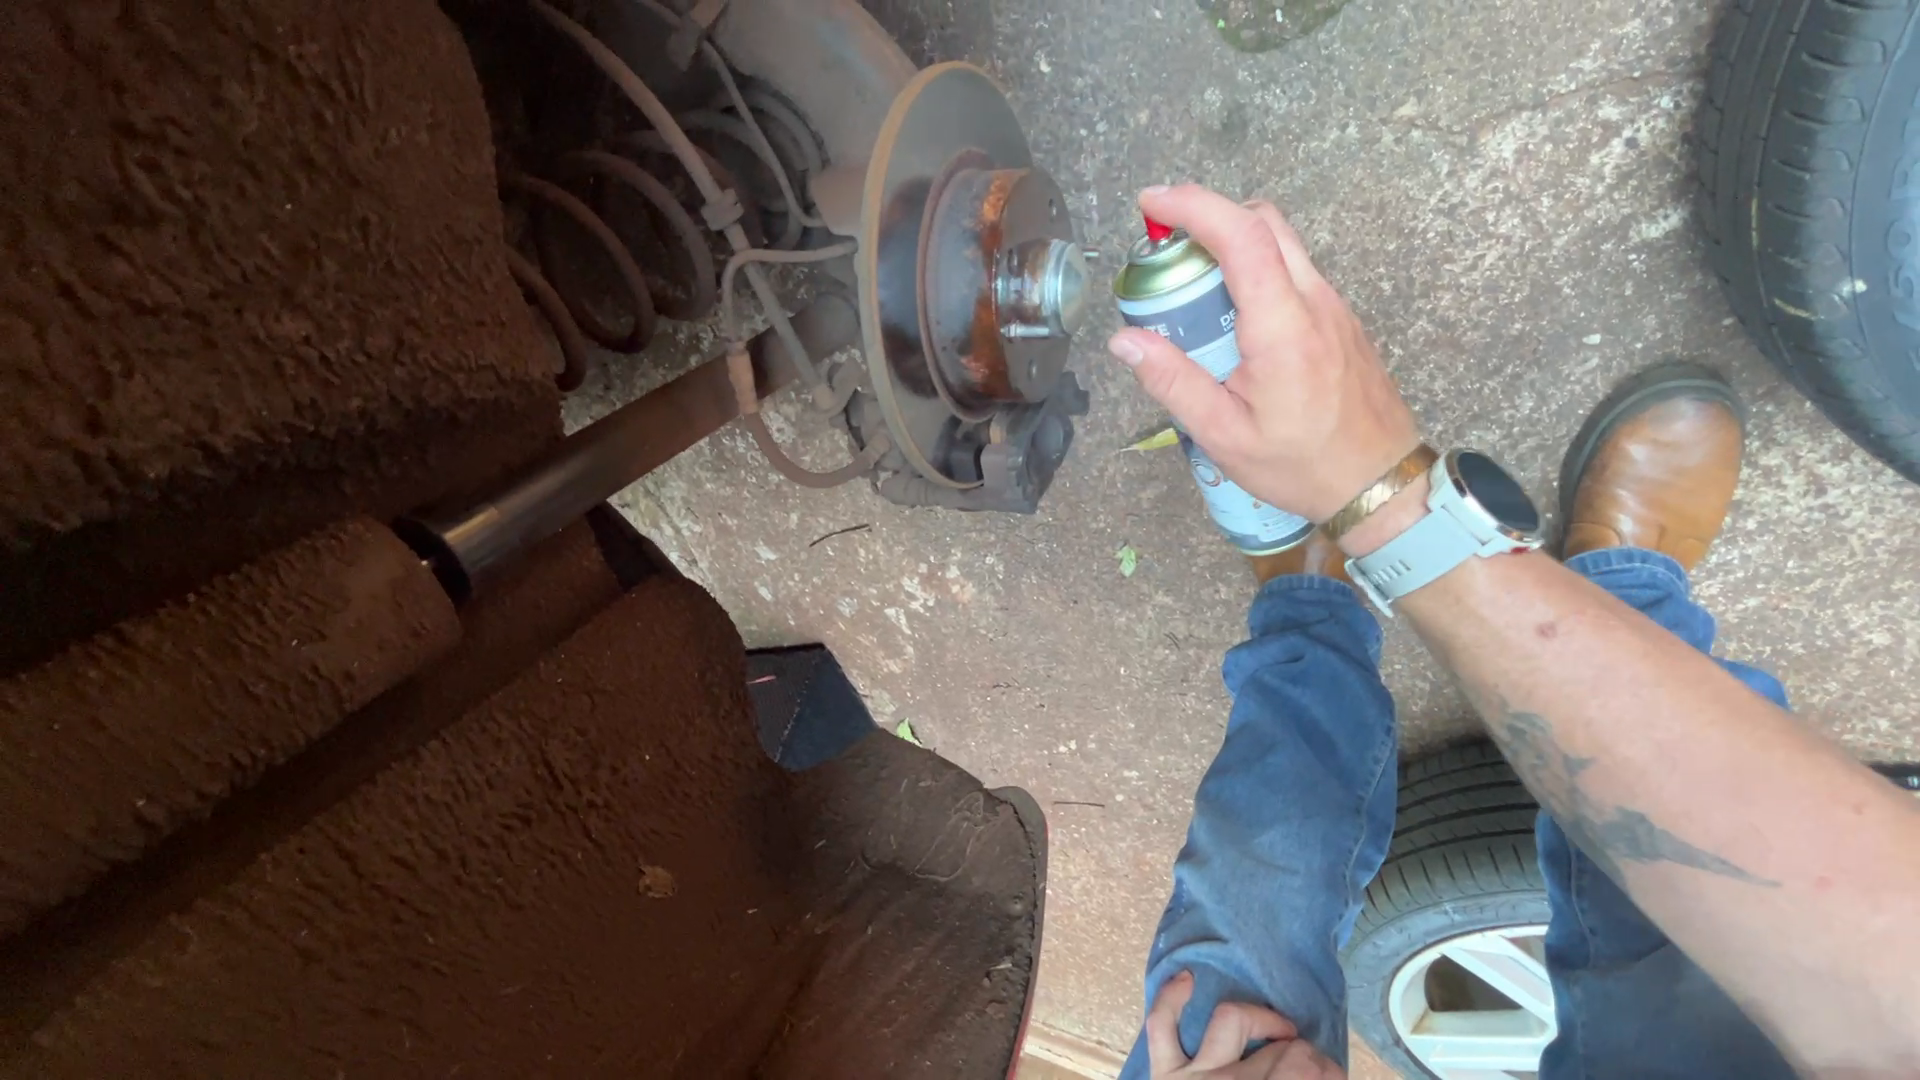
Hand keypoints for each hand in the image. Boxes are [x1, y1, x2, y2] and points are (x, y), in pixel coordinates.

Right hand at [1108, 185, 1420, 523]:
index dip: (1192, 205)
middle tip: (1163, 247)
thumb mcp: (1223, 435)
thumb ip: (1172, 383)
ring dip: (1231, 245)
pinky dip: (1254, 271)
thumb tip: (1124, 341)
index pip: (1242, 235)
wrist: (1379, 482)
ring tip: (1190, 289)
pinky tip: (1230, 320)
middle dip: (1208, 216)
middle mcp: (1314, 302)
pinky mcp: (1339, 319)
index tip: (1150, 203)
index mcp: (1283, 327)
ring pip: (1281, 244)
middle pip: (1264, 223)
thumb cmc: (1301, 465)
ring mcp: (1334, 306)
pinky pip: (1292, 273)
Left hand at [1146, 972, 1344, 1078]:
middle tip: (1317, 1062)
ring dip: (1263, 1020)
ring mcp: (1195, 1077)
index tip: (1333, 1072)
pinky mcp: (1164, 1072)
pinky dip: (1171, 998)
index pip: (1311, 1070)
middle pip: (1283, 1052)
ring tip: (1284, 1031)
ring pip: (1232, 1020)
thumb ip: (1297, 1079)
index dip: (1329, 1070)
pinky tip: (1188, 979)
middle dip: (1309, 1053)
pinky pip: (1162, 1025)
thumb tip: (1325, 1068)